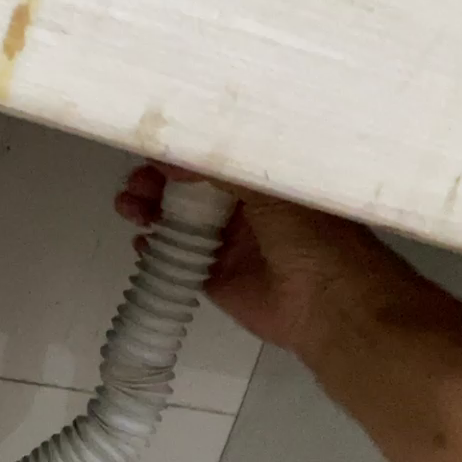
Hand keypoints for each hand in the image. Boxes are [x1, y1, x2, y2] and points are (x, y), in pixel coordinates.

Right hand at [115, 164, 413, 355]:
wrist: (332, 308)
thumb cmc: (313, 240)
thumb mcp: (271, 195)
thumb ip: (221, 173)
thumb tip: (170, 156)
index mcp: (263, 184)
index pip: (212, 163)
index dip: (181, 157)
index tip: (151, 153)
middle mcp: (244, 210)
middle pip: (189, 191)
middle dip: (157, 184)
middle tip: (134, 186)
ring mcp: (228, 245)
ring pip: (178, 222)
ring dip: (150, 212)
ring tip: (129, 209)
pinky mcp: (215, 278)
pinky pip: (178, 260)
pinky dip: (155, 250)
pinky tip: (141, 242)